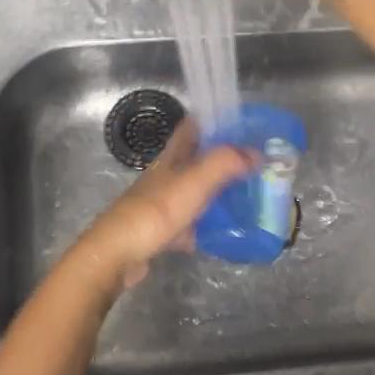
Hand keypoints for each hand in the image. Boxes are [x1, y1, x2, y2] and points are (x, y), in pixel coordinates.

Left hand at [73, 122, 254, 290]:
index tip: (243, 124)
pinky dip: (208, 226)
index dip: (214, 121)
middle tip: (255, 163)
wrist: (119, 253)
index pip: (192, 128)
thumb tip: (256, 153)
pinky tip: (225, 232)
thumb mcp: (194, 182)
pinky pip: (191, 224)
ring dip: (217, 192)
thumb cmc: (155, 212)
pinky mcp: (162, 231)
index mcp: (171, 158)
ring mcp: (162, 205)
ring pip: (195, 192)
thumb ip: (224, 164)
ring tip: (248, 195)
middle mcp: (166, 177)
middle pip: (196, 160)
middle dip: (224, 159)